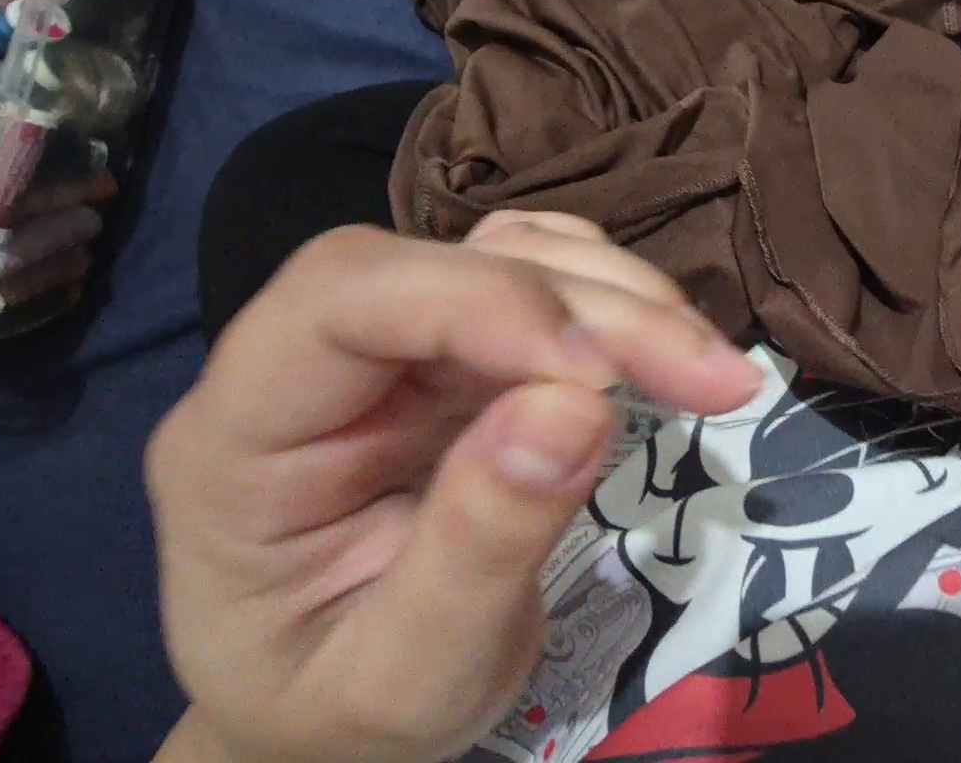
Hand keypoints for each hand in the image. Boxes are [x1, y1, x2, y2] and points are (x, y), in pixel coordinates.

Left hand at [148, 213, 763, 762]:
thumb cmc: (350, 708)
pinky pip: (547, 272)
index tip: (606, 379)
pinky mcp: (467, 344)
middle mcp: (316, 358)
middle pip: (460, 263)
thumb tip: (580, 406)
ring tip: (709, 367)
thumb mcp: (410, 677)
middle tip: (719, 380)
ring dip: (627, 294)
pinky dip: (619, 293)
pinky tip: (665, 343)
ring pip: (517, 251)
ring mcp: (401, 340)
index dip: (484, 305)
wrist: (343, 709)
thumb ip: (480, 549)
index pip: (344, 298)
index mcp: (241, 438)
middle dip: (602, 310)